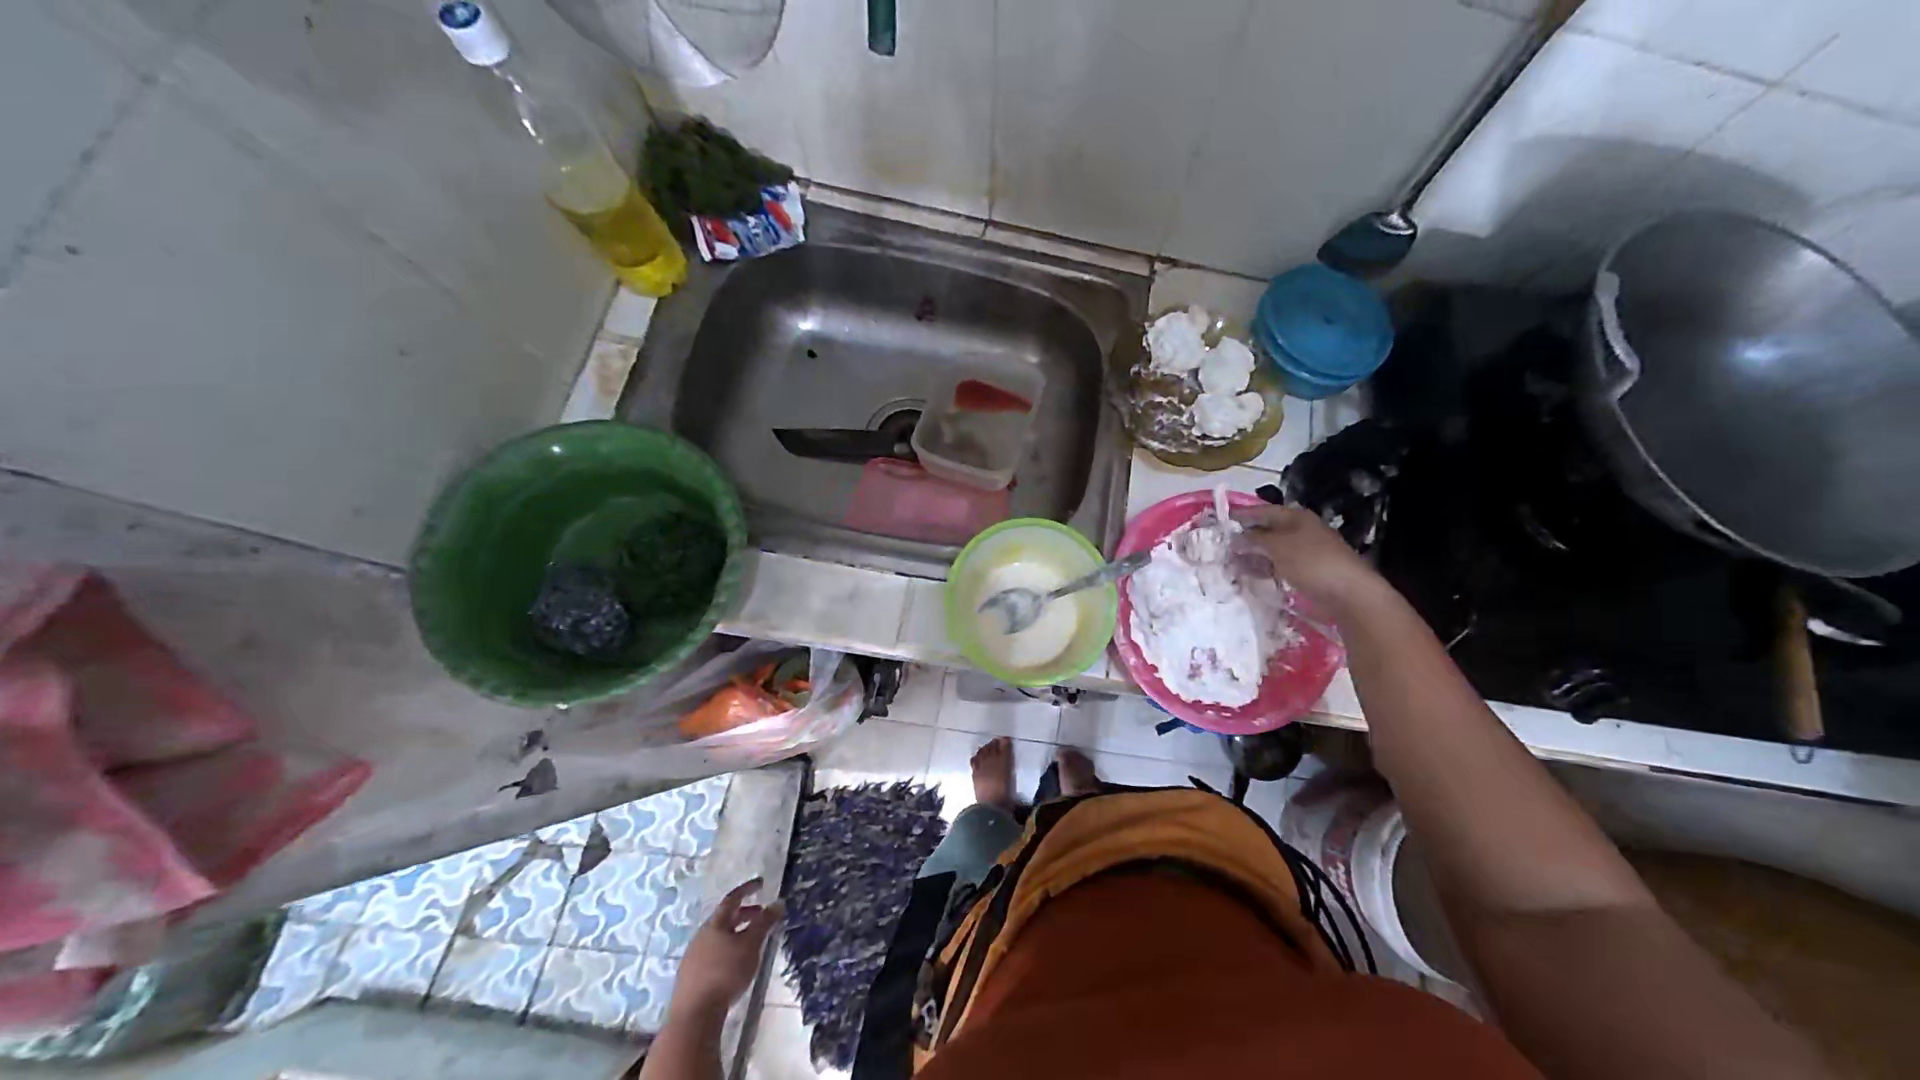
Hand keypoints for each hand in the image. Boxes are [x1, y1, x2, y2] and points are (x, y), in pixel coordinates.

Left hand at [671, 878, 783, 1015]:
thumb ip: (765, 923)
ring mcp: (693, 956)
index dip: (747, 889)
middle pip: (724, 918)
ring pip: (718, 937)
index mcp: (715, 924)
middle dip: (744, 914)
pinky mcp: (691, 976)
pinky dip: (727, 949)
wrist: (694, 1014)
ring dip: (736, 933)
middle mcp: (701, 936)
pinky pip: (712, 953)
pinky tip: (734, 963)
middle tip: (760, 914)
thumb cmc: (725, 973)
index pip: (732, 899)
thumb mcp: (751, 945)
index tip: (761, 883)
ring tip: (751, 941)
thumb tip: (778, 902)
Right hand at [1229, 503, 1381, 610]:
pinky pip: (1280, 566)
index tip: (1220, 521)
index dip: (1241, 515)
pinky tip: (1252, 576)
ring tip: (1231, 565)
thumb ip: (1253, 539)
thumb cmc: (1311, 562)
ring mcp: (1306, 552)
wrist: (1349, 594)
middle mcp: (1301, 530)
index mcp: (1296, 517)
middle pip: (1267, 530)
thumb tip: (1234, 538)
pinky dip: (1264, 569)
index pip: (1263, 511)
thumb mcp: (1277, 546)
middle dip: (1245, 539)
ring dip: (1252, 556)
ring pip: (1272, 550)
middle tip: (1222, 548)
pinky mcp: (1308, 571)